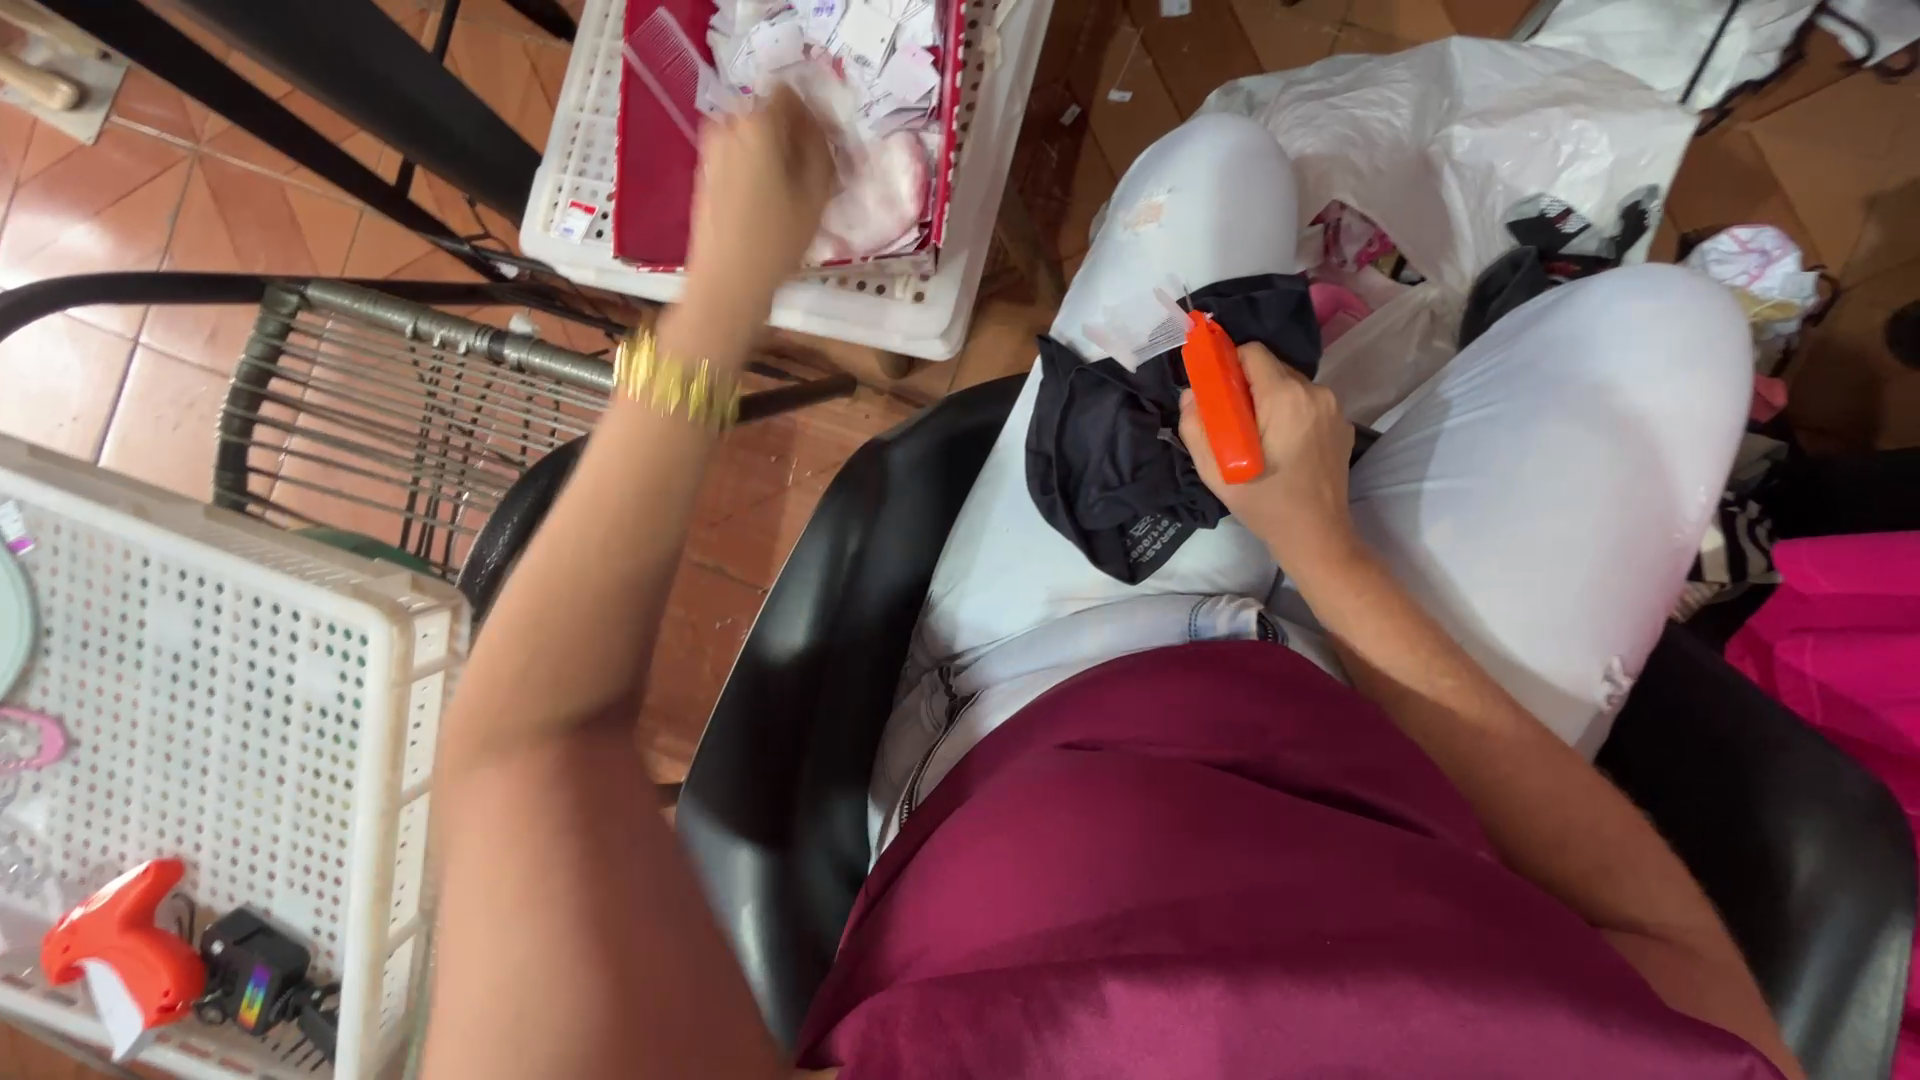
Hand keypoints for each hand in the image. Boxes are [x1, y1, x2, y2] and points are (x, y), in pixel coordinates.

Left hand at [683, 85, 833, 320]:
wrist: (726, 282)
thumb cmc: (776, 241)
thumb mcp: (815, 197)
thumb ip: (822, 151)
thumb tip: (820, 131)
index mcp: (758, 123)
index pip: (791, 94)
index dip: (812, 116)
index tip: (826, 145)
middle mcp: (729, 125)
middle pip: (770, 115)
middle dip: (792, 136)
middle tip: (812, 172)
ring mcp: (711, 149)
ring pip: (753, 138)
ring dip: (775, 154)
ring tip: (792, 192)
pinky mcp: (705, 173)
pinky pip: (738, 157)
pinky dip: (756, 168)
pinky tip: (768, 203)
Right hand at [1179, 342, 1357, 570]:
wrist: (1316, 536)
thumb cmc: (1264, 505)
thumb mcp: (1216, 472)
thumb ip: (1196, 427)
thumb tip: (1191, 393)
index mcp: (1285, 398)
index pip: (1252, 353)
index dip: (1227, 366)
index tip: (1215, 393)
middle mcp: (1315, 392)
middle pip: (1271, 368)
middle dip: (1247, 387)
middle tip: (1232, 424)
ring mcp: (1334, 408)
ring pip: (1289, 385)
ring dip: (1268, 402)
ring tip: (1257, 440)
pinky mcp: (1342, 424)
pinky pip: (1306, 404)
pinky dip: (1289, 415)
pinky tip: (1281, 448)